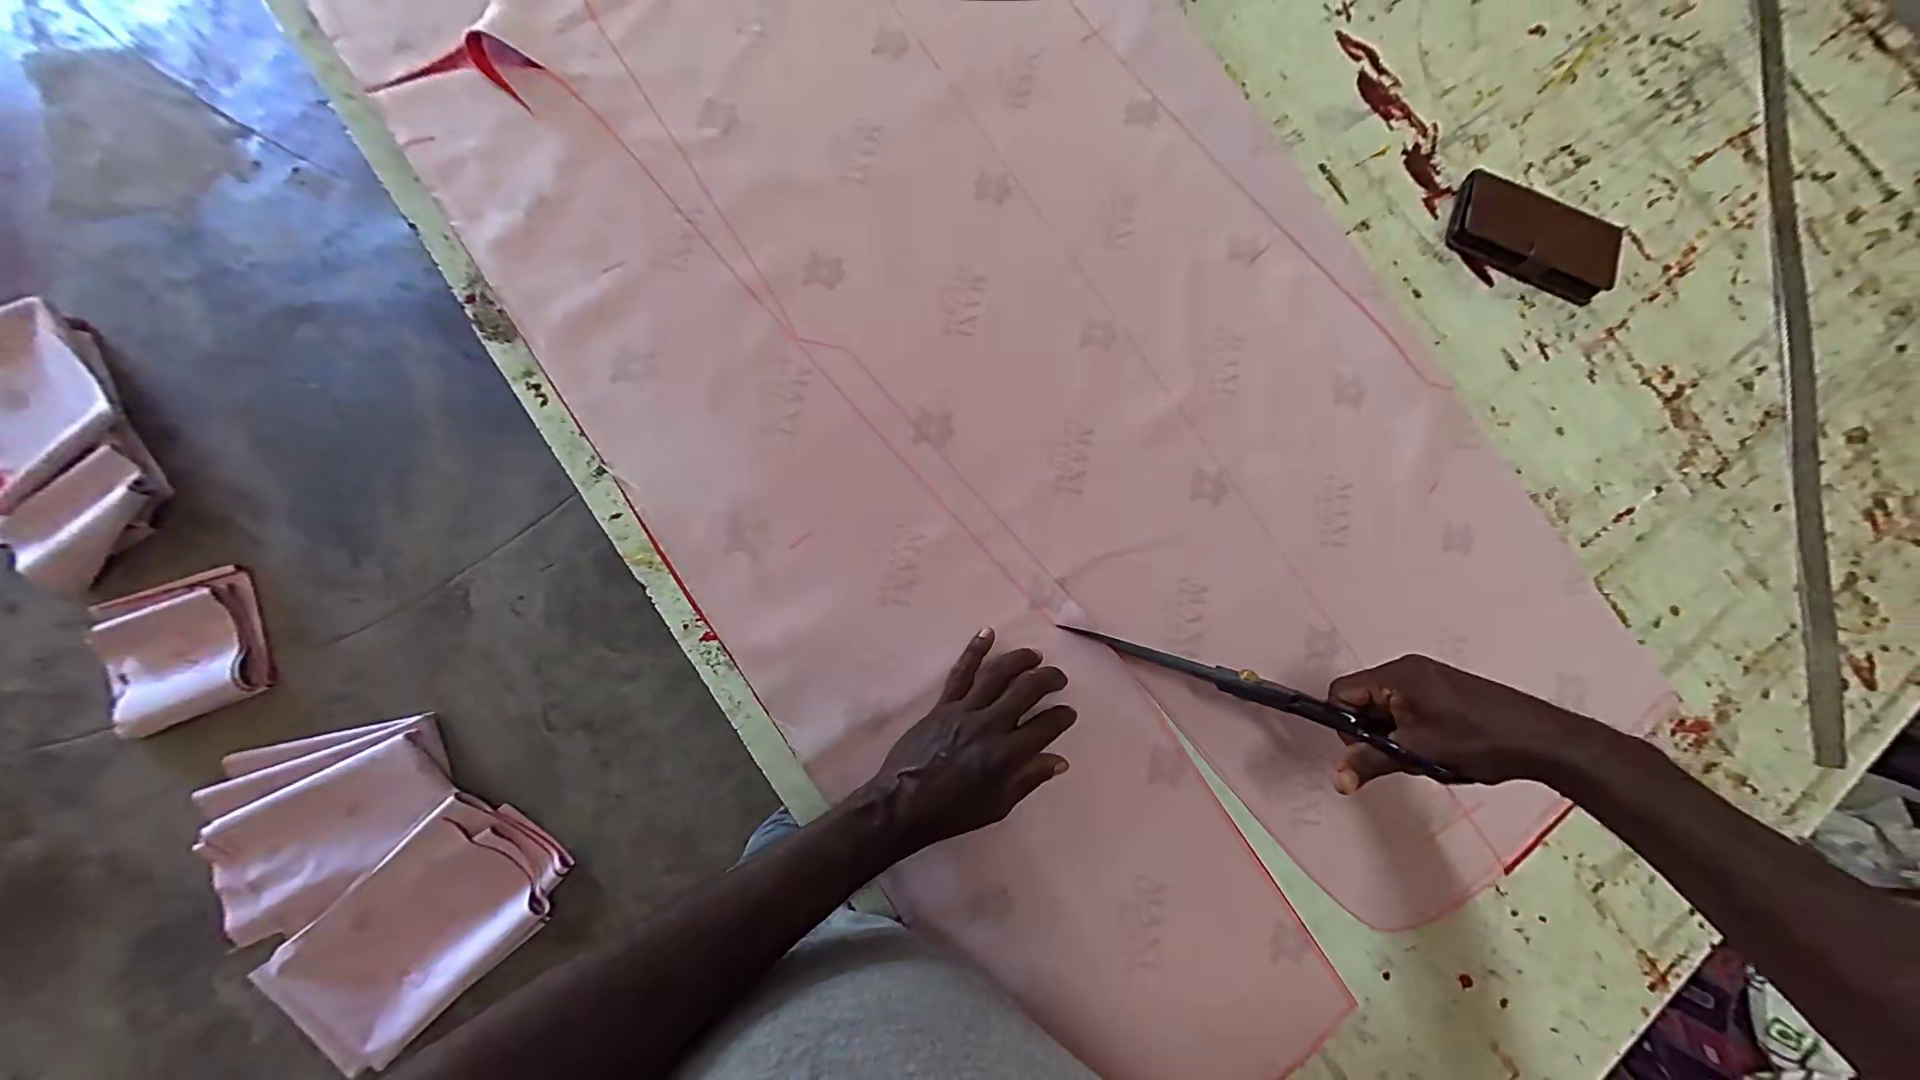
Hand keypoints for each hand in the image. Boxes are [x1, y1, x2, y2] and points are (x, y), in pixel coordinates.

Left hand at [856, 629, 1075, 858]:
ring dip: (1020, 660)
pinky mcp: (943, 705)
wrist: (902, 804)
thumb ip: (1029, 779)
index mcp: (1006, 754)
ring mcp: (965, 711)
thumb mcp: (998, 805)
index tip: (1068, 712)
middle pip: (1026, 691)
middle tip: (1059, 678)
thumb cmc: (953, 811)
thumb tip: (1059, 760)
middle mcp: (990, 725)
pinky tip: (988, 634)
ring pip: (998, 674)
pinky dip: (975, 650)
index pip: (1045, 726)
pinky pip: (962, 672)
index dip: (1062, 716)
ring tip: (1034, 656)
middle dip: (1049, 679)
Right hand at [1327, 655, 1604, 792]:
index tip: (1368, 748)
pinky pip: (1406, 704)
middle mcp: (1407, 668)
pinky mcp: (1443, 687)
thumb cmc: (1480, 742)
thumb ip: (1370, 762)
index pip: (1341, 692)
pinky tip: (1438, 745)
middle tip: (1400, 753)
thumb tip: (1337, 780)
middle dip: (1373, 730)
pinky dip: (1411, 727)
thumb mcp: (1418, 754)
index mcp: (1395, 675)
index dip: (1345, 723)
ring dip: (1394, 731)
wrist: (1549, 742)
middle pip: (1362, 698)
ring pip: (1385, 705)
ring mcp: (1427, 675)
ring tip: (1426, 752)